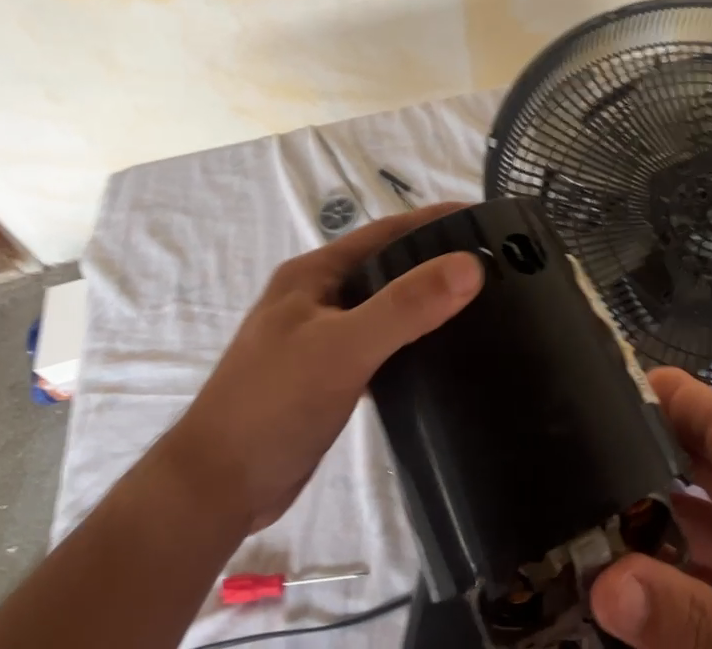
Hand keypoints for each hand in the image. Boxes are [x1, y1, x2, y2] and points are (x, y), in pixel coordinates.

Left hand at [159, 203, 481, 531]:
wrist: (217, 488)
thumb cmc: (274, 404)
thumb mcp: (344, 347)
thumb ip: (405, 306)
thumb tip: (470, 265)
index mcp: (313, 275)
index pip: (385, 233)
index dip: (434, 223)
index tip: (486, 223)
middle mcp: (315, 299)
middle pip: (386, 269)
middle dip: (434, 264)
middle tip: (494, 270)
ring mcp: (317, 341)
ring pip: (382, 312)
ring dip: (422, 308)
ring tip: (478, 311)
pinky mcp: (324, 379)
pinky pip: (377, 350)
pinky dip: (407, 348)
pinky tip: (438, 360)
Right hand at [591, 368, 711, 648]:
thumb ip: (693, 622)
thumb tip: (605, 579)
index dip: (689, 401)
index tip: (631, 374)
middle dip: (660, 452)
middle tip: (588, 436)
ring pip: (705, 538)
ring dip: (654, 521)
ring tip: (587, 509)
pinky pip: (705, 590)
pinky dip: (665, 580)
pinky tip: (623, 592)